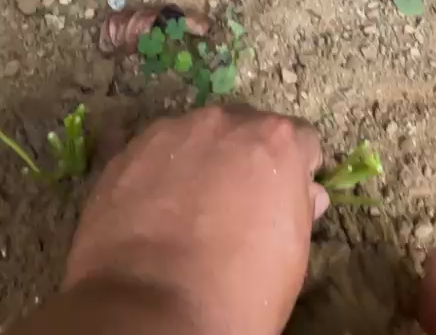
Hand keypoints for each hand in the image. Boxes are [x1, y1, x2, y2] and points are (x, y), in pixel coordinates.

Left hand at [61, 105, 328, 334]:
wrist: (149, 314)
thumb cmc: (238, 291)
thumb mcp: (291, 257)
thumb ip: (299, 208)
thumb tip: (305, 192)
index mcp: (276, 139)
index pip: (301, 141)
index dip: (296, 171)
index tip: (284, 200)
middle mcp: (227, 121)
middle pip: (247, 129)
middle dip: (247, 159)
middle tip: (236, 206)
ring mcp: (175, 130)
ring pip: (200, 136)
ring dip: (203, 160)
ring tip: (189, 210)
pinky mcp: (130, 149)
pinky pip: (158, 151)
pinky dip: (162, 172)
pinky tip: (155, 212)